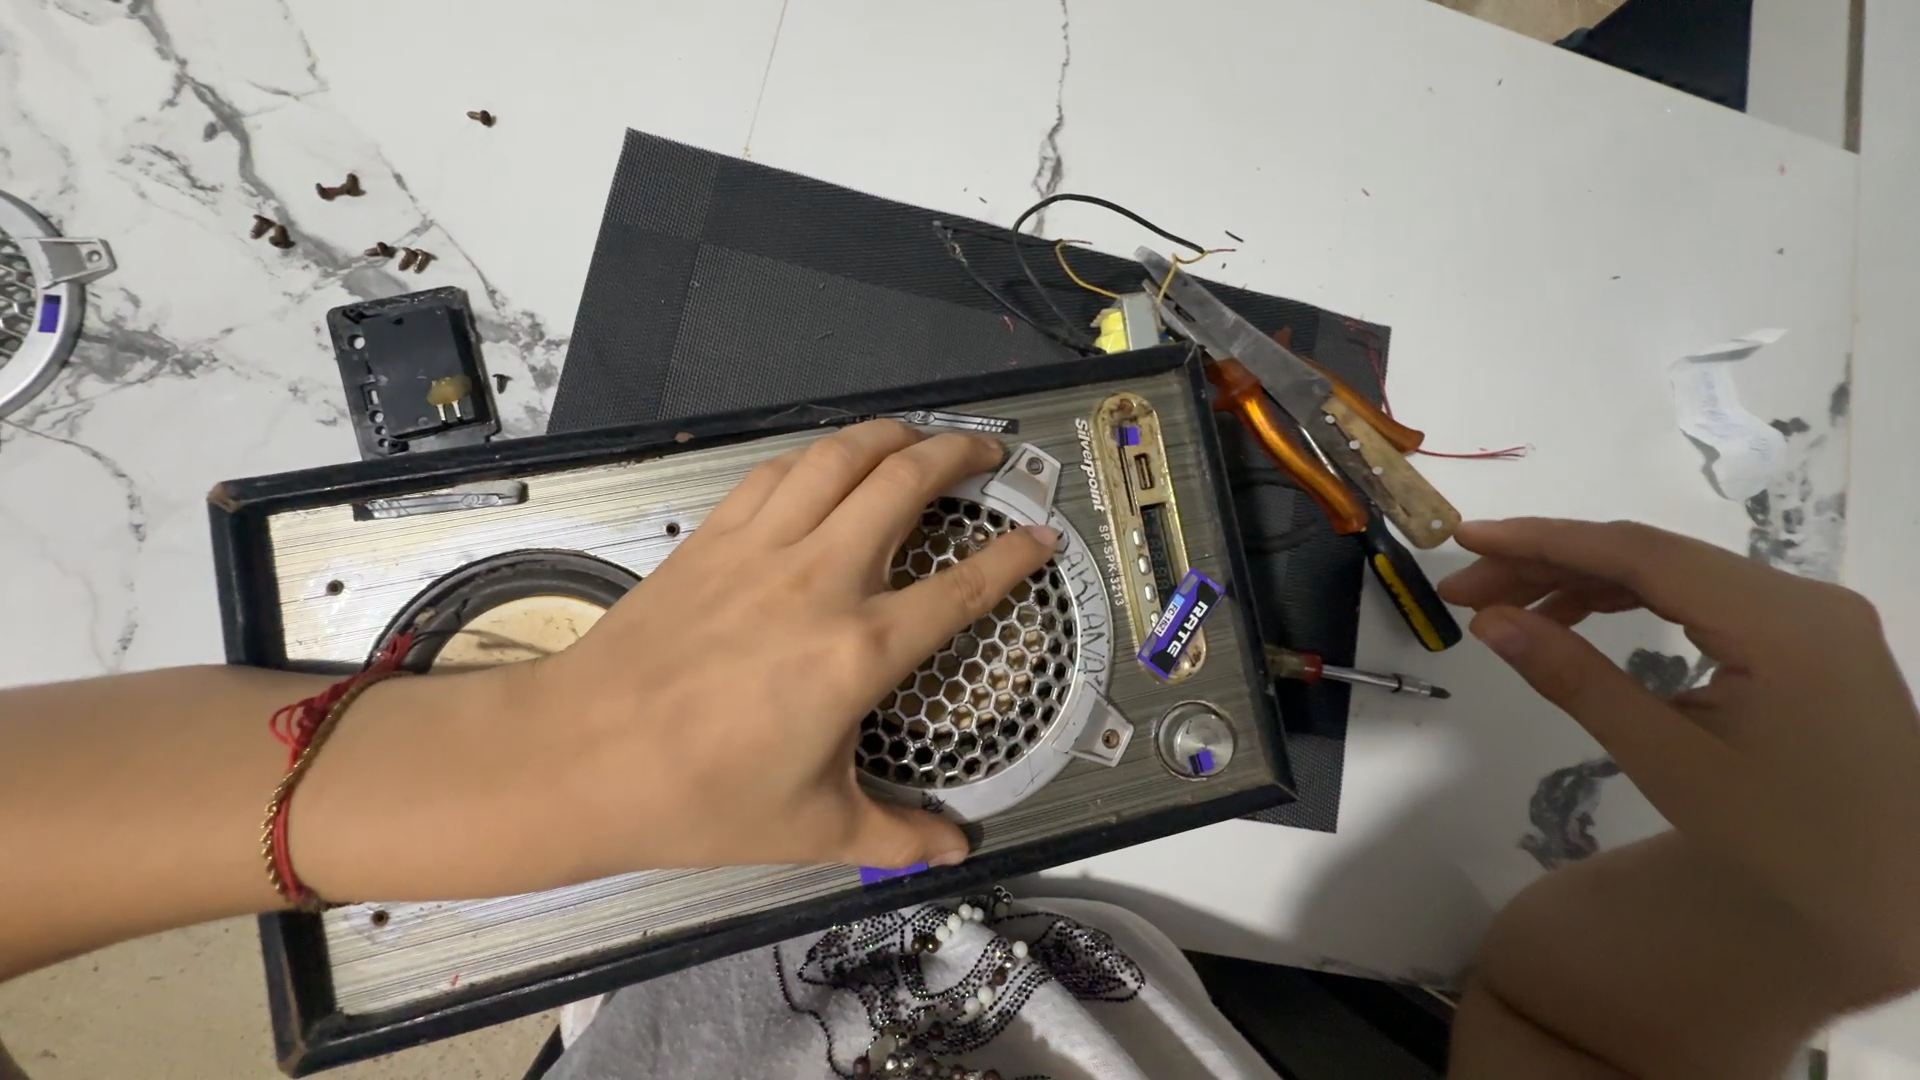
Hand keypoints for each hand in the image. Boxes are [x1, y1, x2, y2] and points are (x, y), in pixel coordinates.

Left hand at [294, 421, 1056, 901]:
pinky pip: (780, 470)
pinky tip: (831, 462)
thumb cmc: (701, 797)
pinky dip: (820, 454)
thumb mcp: (813, 828)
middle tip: (988, 449)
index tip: (1043, 535)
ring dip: (892, 434)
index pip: (962, 588)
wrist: (577, 755)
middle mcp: (821, 578)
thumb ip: (897, 836)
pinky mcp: (716, 534)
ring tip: (919, 435)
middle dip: (960, 452)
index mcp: (859, 651)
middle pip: (906, 482)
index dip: (1015, 557)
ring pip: (842, 456)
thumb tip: (955, 850)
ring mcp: (764, 546)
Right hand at [1439, 518, 1919, 1001]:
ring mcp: (1797, 614)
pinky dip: (1612, 597)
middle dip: (1543, 562)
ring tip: (1496, 604)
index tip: (1466, 539)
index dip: (1545, 540)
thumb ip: (1575, 679)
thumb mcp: (1666, 759)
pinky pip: (1683, 594)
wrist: (1893, 893)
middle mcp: (1797, 598)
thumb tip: (1487, 621)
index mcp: (1783, 624)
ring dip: (1570, 578)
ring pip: (1659, 570)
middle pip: (1645, 555)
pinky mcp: (1788, 635)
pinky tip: (1563, 616)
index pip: (1640, 555)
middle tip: (1460, 587)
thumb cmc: (1785, 836)